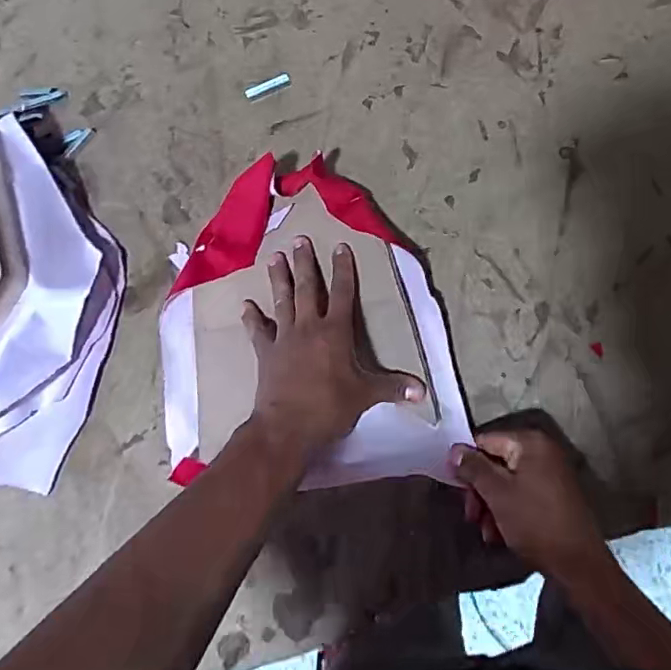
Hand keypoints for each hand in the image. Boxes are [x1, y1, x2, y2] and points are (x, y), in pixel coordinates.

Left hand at [241, 237, 423, 458]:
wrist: (284, 428)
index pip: (343, 293)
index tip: (339, 247)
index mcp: (335, 332)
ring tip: (274, 258)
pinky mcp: (266, 354)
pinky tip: (246, 305)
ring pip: (282, 302)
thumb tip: (424, 391)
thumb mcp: (366, 396)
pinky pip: (259, 331)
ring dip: (279, 279)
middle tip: (300, 240)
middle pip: (308, 289)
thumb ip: (393, 388)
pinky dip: (253, 318)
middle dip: (306, 263)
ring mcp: (284, 339)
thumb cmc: (329, 407)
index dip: (343, 270)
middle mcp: (308, 328)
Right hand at [452, 428, 613, 584]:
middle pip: (496, 462)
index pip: (486, 440)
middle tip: (471, 515)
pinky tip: (500, 534)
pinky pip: (521, 494)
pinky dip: (507, 511)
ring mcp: (550, 472)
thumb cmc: (534, 521)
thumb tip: (455, 449)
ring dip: (490, 505)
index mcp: (530, 442)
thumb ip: (474, 469)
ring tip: (487, 531)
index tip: (455, 488)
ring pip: (506, 482)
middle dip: (479, 490)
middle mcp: (542, 450)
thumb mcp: (498, 494)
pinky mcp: (553, 494)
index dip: (466, 462)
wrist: (576, 560)